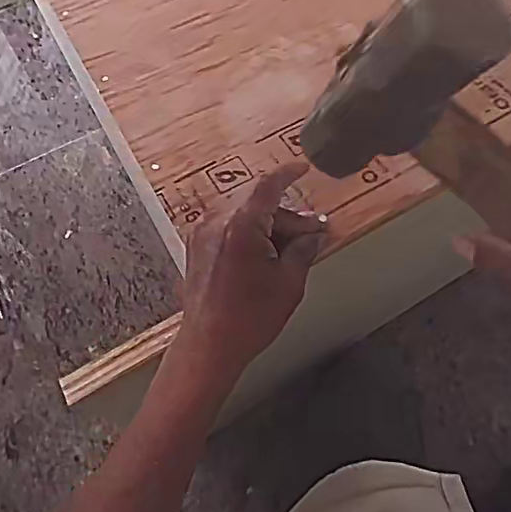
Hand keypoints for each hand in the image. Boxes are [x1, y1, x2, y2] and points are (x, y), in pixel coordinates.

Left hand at [169, 164, 327, 384]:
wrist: (209, 343)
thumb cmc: (247, 318)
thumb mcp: (289, 282)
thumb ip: (303, 249)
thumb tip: (313, 234)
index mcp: (240, 226)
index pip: (268, 186)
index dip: (288, 174)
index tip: (302, 168)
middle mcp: (216, 223)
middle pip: (258, 203)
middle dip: (287, 216)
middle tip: (312, 233)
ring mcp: (202, 233)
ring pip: (243, 215)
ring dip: (268, 225)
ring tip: (291, 249)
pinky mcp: (196, 246)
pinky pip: (228, 227)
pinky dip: (249, 232)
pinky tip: (267, 252)